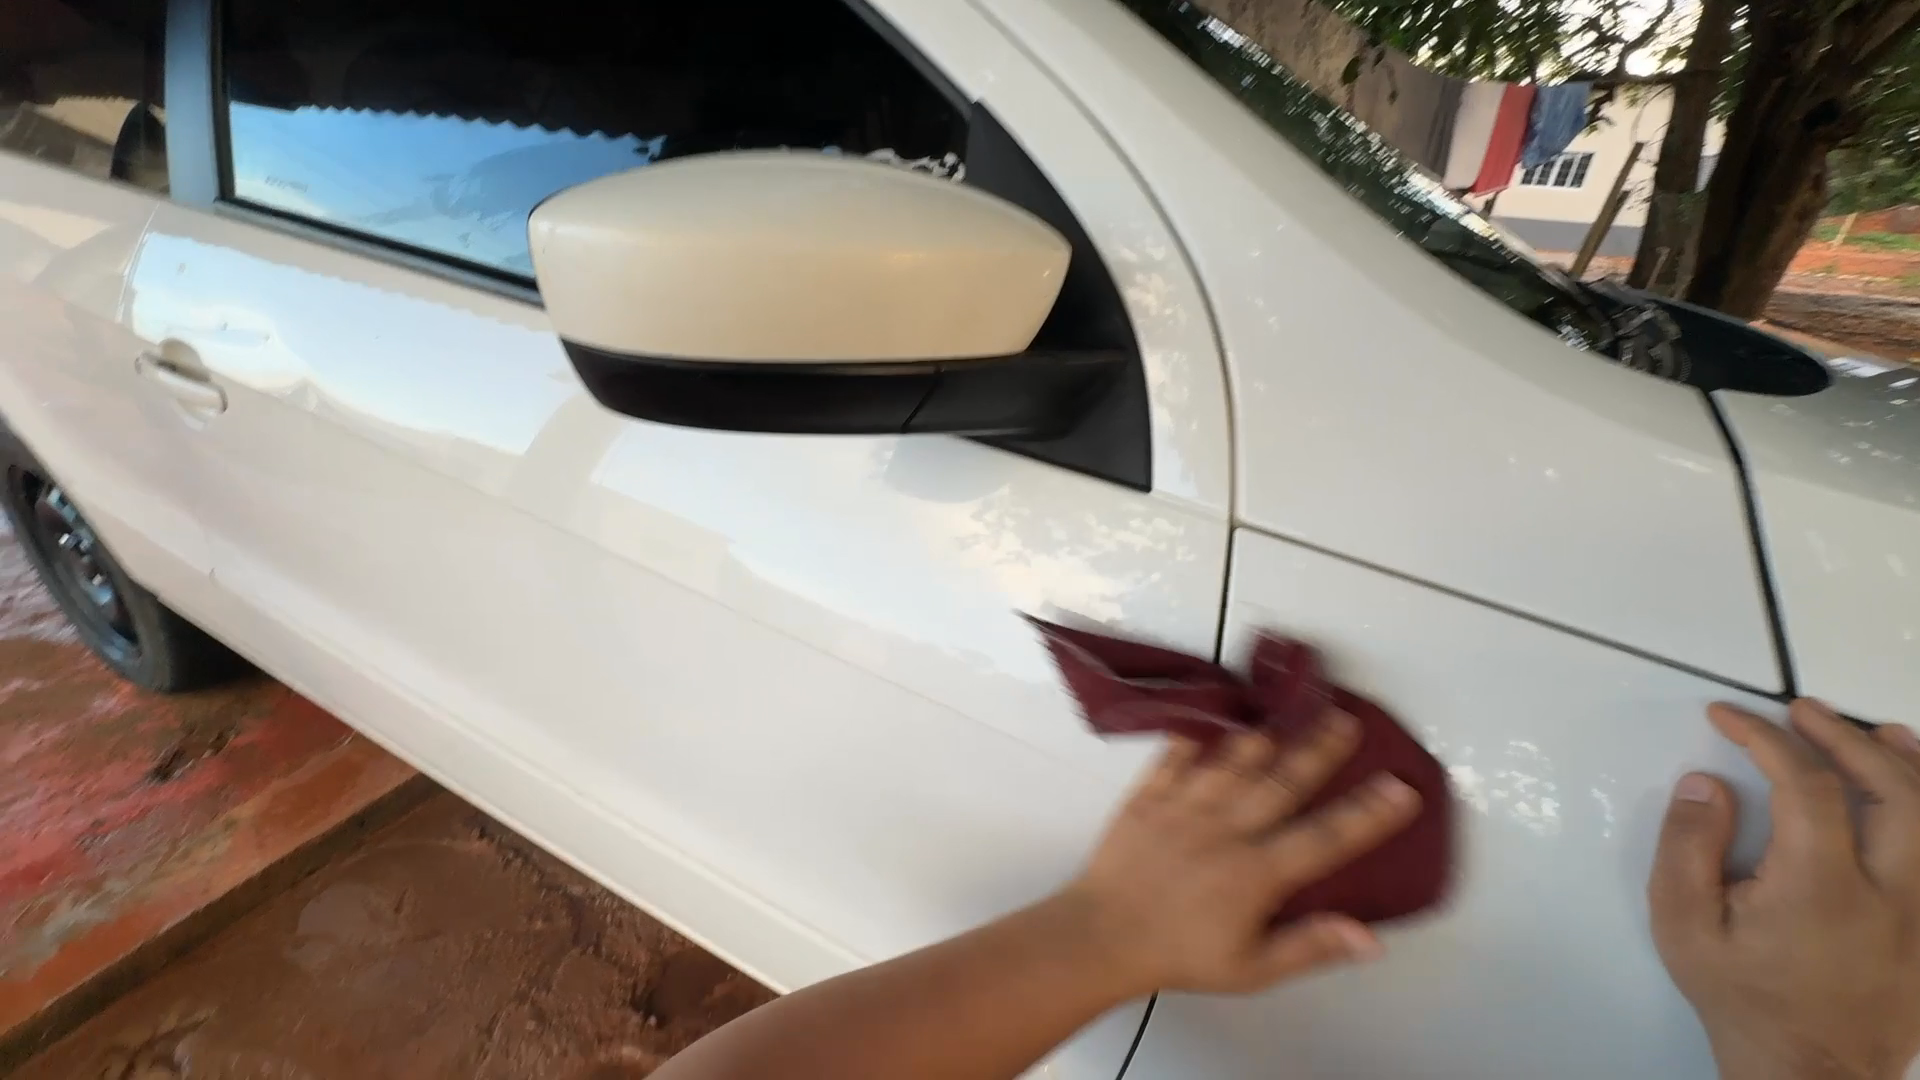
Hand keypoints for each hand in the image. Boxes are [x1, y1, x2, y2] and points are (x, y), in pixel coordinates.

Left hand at [1053, 712, 1421, 996]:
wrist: (1103, 934)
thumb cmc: (1181, 954)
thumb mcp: (1251, 969)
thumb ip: (1310, 947)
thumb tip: (1372, 937)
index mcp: (1255, 873)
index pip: (1323, 838)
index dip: (1366, 814)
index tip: (1399, 786)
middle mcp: (1223, 830)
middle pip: (1280, 783)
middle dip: (1317, 750)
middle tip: (1345, 719)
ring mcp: (1181, 806)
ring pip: (1228, 762)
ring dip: (1261, 735)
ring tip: (1285, 708)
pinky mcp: (1146, 795)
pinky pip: (1172, 756)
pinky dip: (1191, 734)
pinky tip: (1208, 713)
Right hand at [1650, 700, 1919, 1079]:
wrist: (1808, 1065)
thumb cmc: (1735, 986)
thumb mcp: (1681, 917)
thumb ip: (1688, 846)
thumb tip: (1706, 784)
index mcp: (1822, 887)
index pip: (1810, 789)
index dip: (1767, 739)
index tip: (1725, 715)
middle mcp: (1894, 894)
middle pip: (1896, 795)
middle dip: (1846, 739)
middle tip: (1800, 709)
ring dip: (1909, 766)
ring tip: (1872, 728)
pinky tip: (1915, 787)